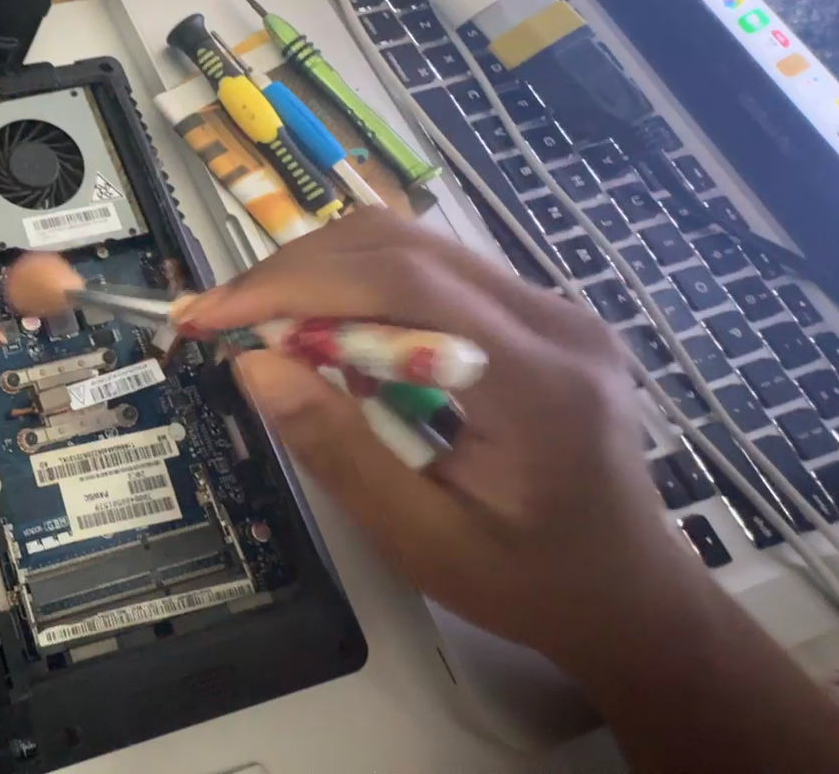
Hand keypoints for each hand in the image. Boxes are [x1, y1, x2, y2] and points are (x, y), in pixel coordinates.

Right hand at [175, 209, 688, 661]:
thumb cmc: (525, 581)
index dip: (290, 285)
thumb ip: (335, 448)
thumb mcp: (416, 538)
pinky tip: (318, 329)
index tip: (209, 314)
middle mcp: (551, 320)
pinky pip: (416, 265)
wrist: (630, 596)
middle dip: (288, 274)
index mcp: (538, 382)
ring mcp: (544, 306)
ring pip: (401, 242)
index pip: (400, 285)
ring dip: (312, 271)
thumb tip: (253, 362)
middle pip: (394, 246)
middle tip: (218, 317)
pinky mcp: (524, 309)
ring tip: (258, 321)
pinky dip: (345, 282)